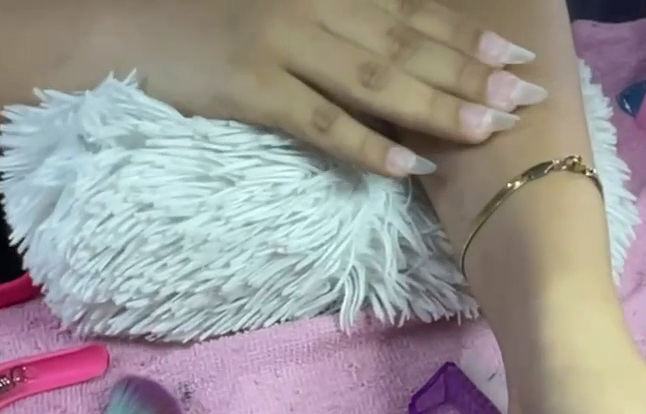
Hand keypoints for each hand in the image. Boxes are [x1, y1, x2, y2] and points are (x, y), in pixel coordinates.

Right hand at [104, 0, 547, 176]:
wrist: (118, 26)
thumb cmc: (199, 21)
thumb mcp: (275, 11)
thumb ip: (330, 25)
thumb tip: (383, 52)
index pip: (410, 11)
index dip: (468, 34)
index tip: (520, 55)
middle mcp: (311, 6)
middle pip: (407, 43)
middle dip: (471, 71)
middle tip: (526, 97)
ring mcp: (281, 45)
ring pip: (374, 79)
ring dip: (434, 105)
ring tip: (487, 129)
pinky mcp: (251, 87)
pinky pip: (320, 122)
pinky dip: (366, 145)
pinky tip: (408, 165)